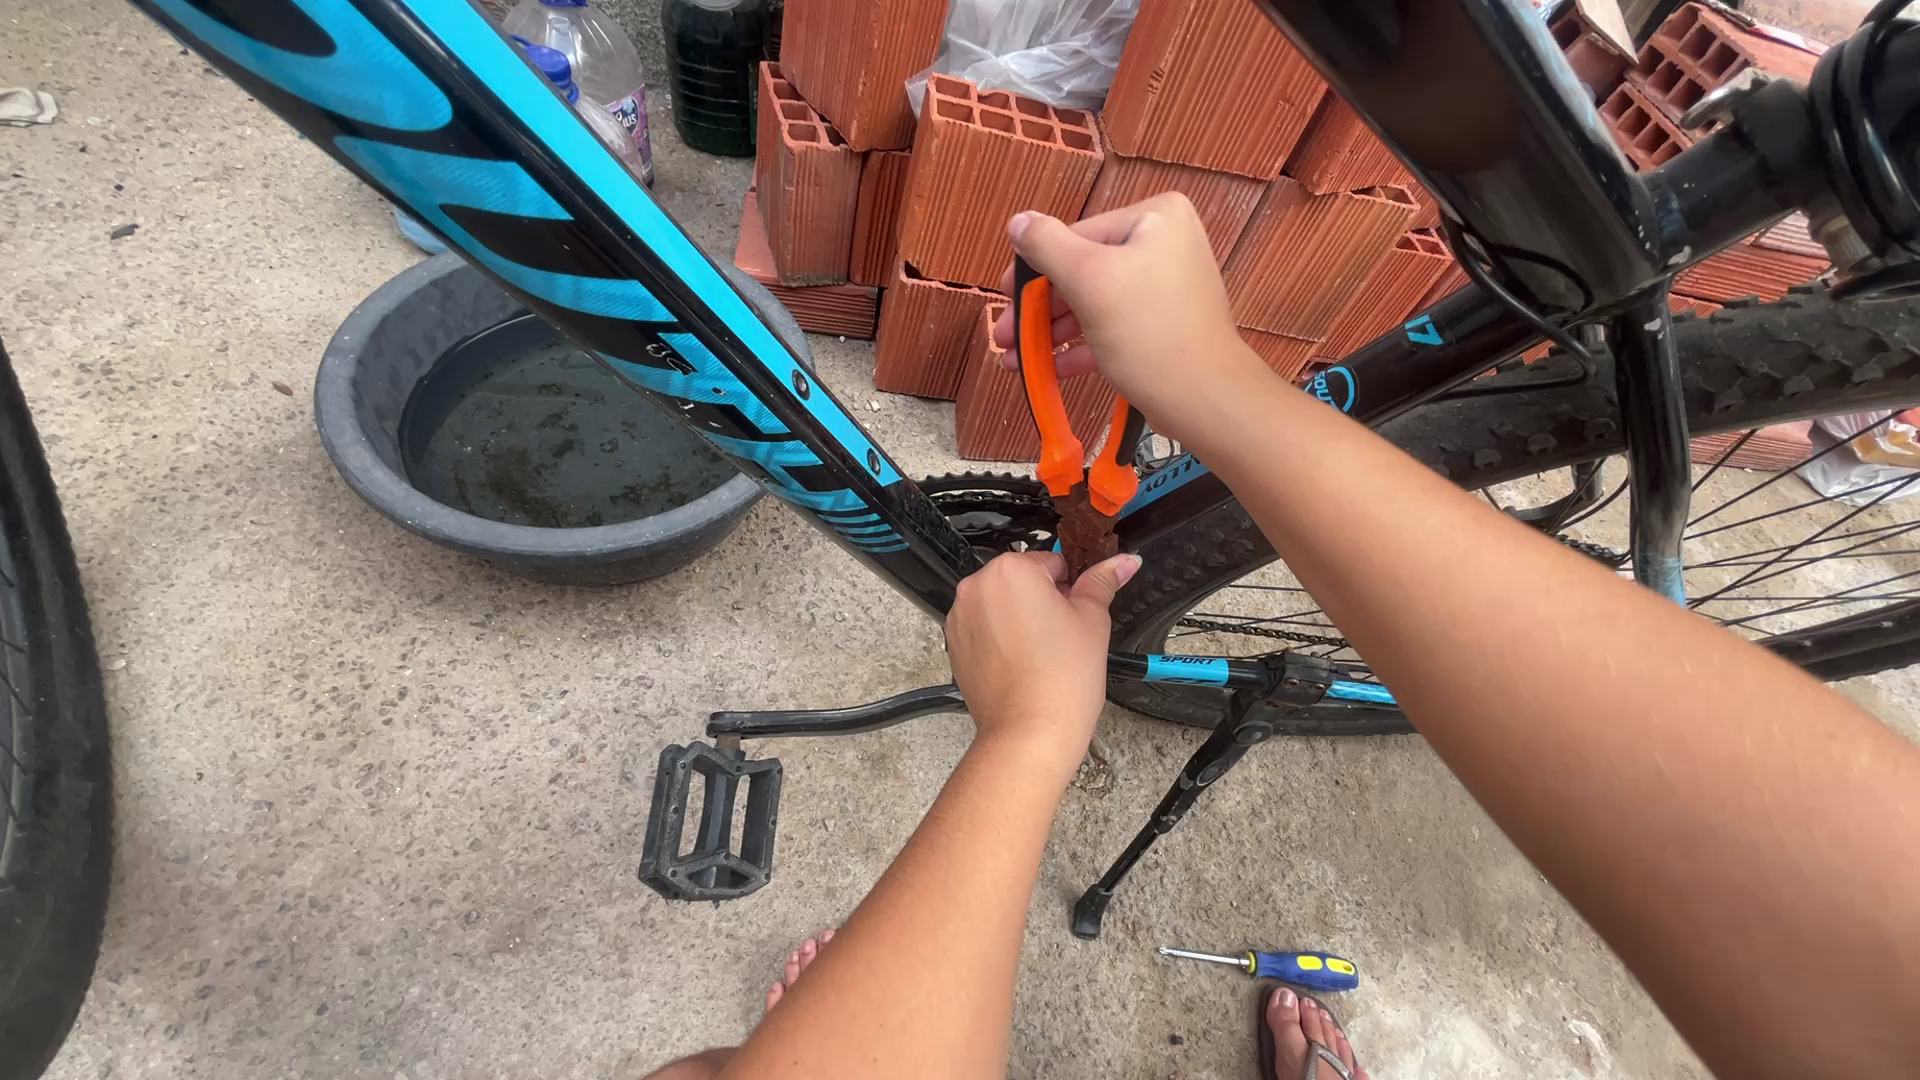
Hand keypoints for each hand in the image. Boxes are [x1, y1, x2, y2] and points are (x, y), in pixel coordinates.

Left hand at [945, 551, 1140, 766]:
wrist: (1029, 732)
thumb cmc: (1059, 680)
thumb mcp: (1092, 620)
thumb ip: (1102, 582)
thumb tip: (1122, 561)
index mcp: (1011, 570)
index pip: (1051, 562)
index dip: (1070, 588)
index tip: (1077, 610)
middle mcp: (977, 587)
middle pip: (1022, 581)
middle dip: (1043, 601)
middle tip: (1063, 635)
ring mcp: (961, 616)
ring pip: (1002, 604)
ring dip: (1020, 618)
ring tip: (1042, 652)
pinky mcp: (954, 644)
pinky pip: (984, 628)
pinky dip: (1001, 639)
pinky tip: (1022, 662)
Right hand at [990, 193, 1268, 445]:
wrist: (1204, 398)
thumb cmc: (1148, 332)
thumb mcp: (1089, 281)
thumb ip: (1047, 246)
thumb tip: (1018, 221)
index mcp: (1153, 217)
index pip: (1075, 237)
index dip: (1034, 271)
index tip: (1004, 298)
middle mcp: (1163, 243)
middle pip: (1082, 271)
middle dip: (1040, 310)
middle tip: (1005, 337)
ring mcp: (1164, 287)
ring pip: (1093, 304)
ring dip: (1052, 334)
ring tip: (1016, 360)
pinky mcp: (1161, 326)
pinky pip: (1111, 327)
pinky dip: (1080, 347)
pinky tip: (1048, 370)